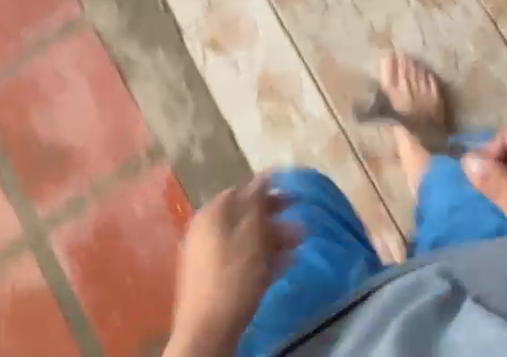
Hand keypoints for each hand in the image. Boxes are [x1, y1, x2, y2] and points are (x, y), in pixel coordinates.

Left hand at [169, 173, 299, 353]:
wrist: (208, 331)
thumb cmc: (234, 275)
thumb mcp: (251, 232)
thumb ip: (258, 201)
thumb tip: (264, 176)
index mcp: (212, 213)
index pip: (243, 191)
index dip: (269, 192)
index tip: (294, 198)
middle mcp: (206, 229)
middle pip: (245, 216)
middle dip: (275, 219)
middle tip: (300, 226)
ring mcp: (207, 256)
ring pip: (245, 239)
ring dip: (273, 239)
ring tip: (298, 245)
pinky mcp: (213, 280)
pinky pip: (241, 259)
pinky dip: (261, 259)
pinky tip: (284, 265)